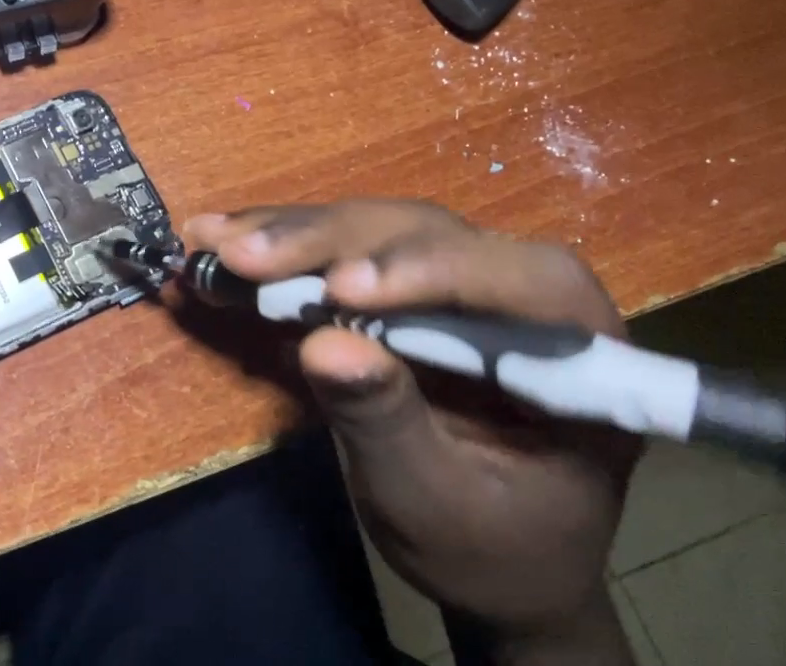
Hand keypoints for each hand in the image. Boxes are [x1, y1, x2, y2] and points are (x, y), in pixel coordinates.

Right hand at [183, 202, 640, 664]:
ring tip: (210, 240)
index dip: (430, 269)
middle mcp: (516, 299)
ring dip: (288, 233)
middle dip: (327, 241)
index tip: (341, 289)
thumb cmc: (485, 546)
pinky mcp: (394, 290)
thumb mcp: (434, 502)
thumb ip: (386, 423)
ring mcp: (449, 286)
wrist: (486, 558)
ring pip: (373, 228)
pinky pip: (334, 250)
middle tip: (241, 254)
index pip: (518, 281)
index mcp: (575, 355)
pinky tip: (218, 241)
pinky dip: (274, 245)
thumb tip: (321, 344)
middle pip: (425, 234)